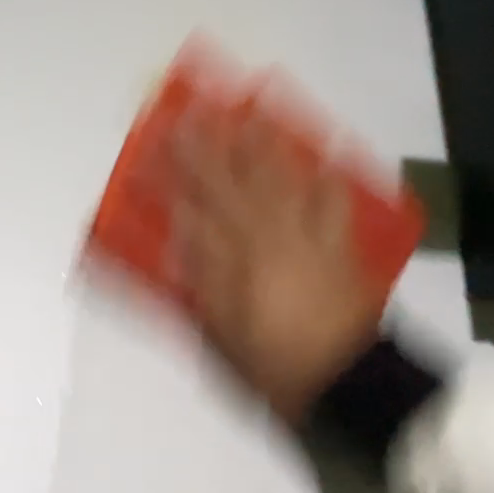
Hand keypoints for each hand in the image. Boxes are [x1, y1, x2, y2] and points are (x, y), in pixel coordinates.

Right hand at [163, 109, 391, 423]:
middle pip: (236, 183)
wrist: (343, 382)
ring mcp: (311, 238)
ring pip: (283, 180)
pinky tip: (320, 155)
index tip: (150, 148)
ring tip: (247, 110)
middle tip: (191, 111)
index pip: (195, 208)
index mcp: (237, 261)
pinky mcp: (342, 247)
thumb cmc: (272, 367)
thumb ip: (202, 284)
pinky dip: (326, 175)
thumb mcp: (222, 335)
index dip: (170, 176)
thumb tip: (182, 237)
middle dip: (210, 145)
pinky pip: (334, 200)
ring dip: (263, 143)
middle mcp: (272, 238)